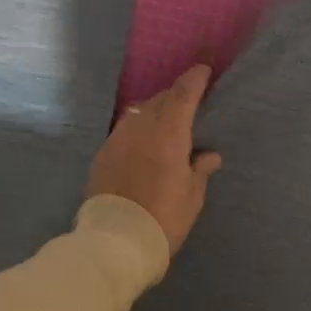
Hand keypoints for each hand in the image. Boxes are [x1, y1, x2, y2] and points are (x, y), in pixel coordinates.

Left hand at [86, 64, 223, 254]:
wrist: (116, 240)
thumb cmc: (164, 219)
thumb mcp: (191, 197)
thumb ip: (199, 170)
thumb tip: (209, 155)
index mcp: (169, 134)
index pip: (183, 95)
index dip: (194, 79)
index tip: (202, 70)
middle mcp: (141, 128)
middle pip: (160, 100)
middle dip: (175, 96)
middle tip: (187, 103)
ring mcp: (117, 139)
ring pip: (138, 113)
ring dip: (154, 111)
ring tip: (165, 123)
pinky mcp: (102, 154)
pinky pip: (123, 130)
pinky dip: (137, 129)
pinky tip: (142, 144)